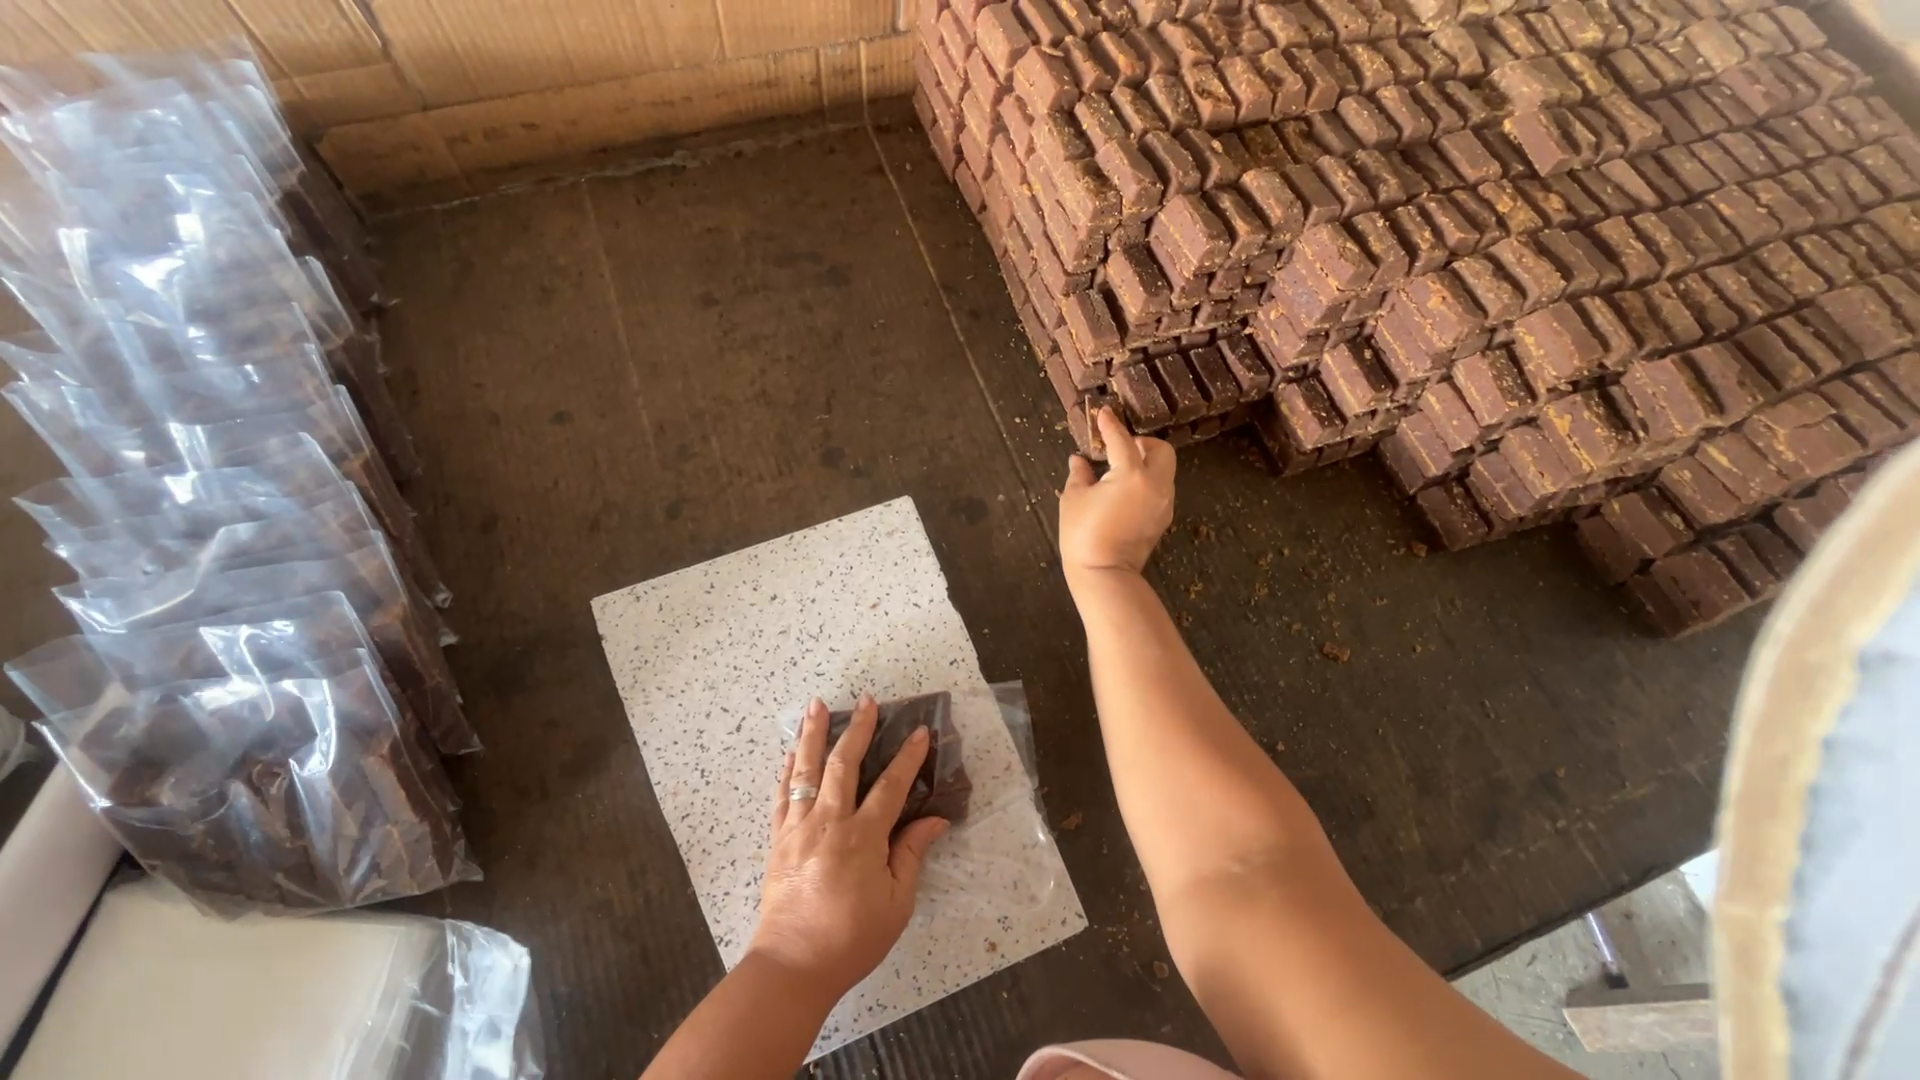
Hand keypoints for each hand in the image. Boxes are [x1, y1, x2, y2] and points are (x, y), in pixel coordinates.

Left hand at [748, 695, 950, 1000]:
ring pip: (805, 770)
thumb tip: (936, 820)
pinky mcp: (777, 840)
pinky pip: (782, 795)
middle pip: (843, 764)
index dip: (908, 757)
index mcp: (861, 838)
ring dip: (812, 735)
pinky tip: (790, 753)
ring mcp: (797, 828)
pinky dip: (787, 770)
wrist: (793, 966)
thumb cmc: (851, 938)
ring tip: (815, 706)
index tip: (921, 732)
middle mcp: (827, 823)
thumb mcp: (896, 903)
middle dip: (858, 729)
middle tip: (866, 700)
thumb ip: (912, 854)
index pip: (890, 786)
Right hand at [1060, 406, 1175, 580]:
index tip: (1103, 412)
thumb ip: (1080, 474)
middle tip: (1119, 449)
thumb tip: (1080, 460)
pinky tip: (1125, 491)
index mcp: (1131, 475)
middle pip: (1160, 450)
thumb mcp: (1074, 499)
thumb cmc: (1083, 534)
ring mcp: (1163, 503)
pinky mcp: (1163, 518)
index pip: (1121, 440)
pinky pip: (1160, 489)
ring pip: (1164, 470)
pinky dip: (1147, 481)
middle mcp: (1155, 484)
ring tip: (1119, 471)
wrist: (1104, 574)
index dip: (1110, 424)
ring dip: (1146, 463)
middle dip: (1142, 443)